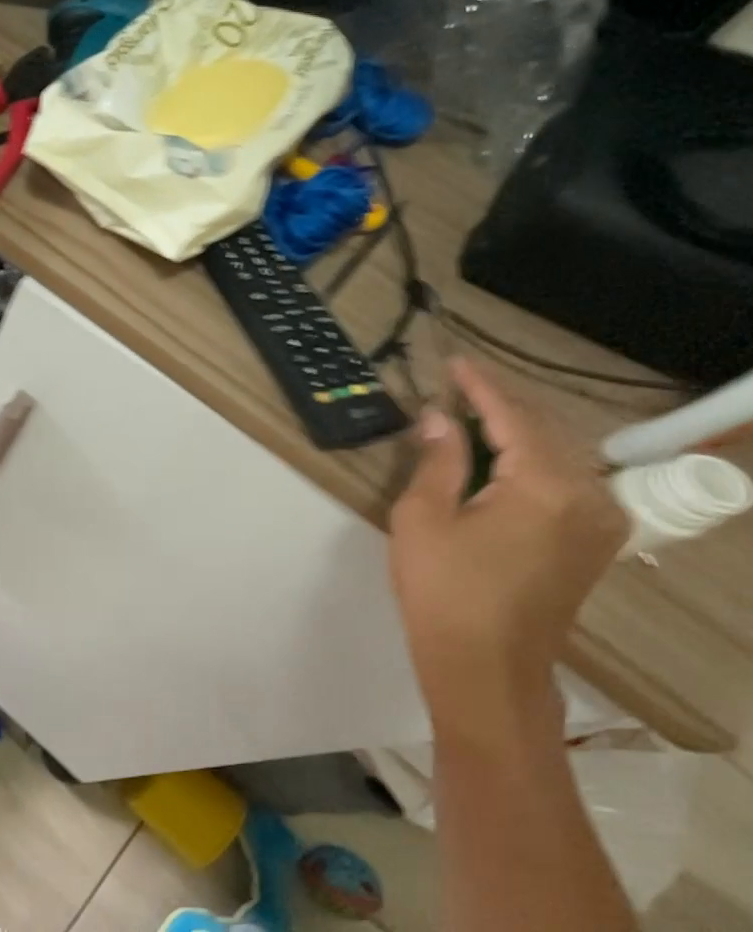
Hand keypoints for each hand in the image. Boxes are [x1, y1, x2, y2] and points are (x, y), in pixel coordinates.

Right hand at [387, 358, 628, 740]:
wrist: (486, 663)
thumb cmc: (444, 588)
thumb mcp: (424, 517)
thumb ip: (439, 461)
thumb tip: (440, 418)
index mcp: (548, 487)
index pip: (514, 418)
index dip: (482, 387)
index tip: (455, 362)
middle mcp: (590, 496)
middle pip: (548, 431)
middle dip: (504, 405)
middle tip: (461, 384)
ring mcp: (600, 521)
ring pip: (561, 455)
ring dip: (520, 431)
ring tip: (475, 414)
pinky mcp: (593, 541)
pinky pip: (568, 481)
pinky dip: (535, 459)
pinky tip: (503, 457)